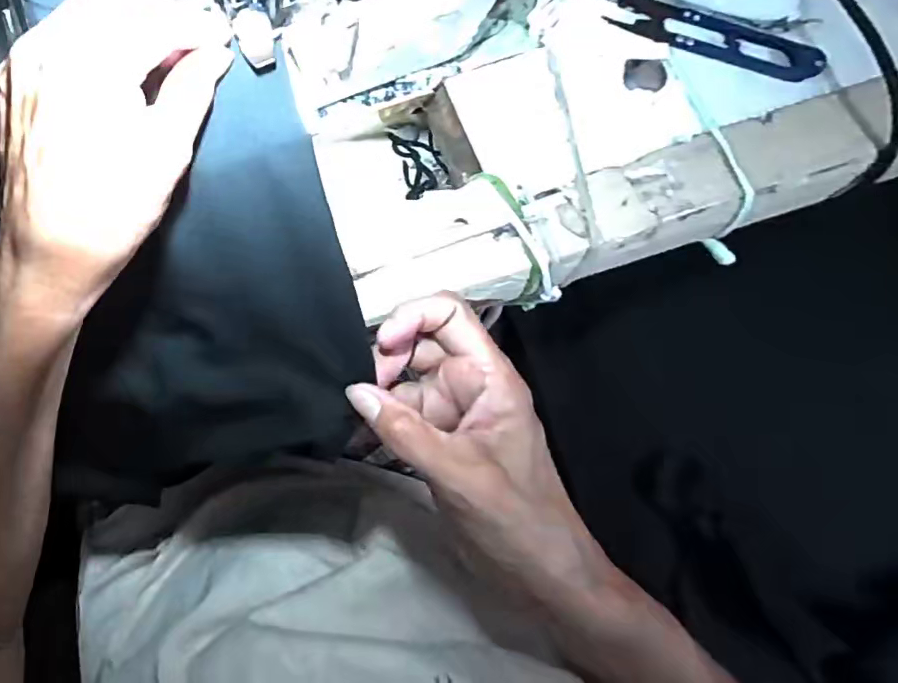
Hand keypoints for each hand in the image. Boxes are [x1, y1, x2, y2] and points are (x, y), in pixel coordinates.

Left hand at [0, 0, 232, 343]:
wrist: (43, 257)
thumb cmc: (108, 213)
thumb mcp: (166, 151)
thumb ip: (193, 87)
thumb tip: (213, 52)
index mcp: (89, 64)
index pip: (157, 19)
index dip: (198, 26)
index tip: (220, 39)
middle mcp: (47, 48)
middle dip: (158, 15)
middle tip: (182, 55)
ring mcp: (23, 62)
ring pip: (84, 8)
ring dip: (125, 25)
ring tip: (149, 69)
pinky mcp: (13, 80)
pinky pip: (59, 34)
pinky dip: (92, 43)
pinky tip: (111, 81)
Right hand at [347, 295, 618, 609]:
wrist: (546, 583)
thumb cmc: (519, 522)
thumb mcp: (460, 475)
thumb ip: (404, 430)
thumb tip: (354, 390)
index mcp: (489, 377)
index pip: (448, 314)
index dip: (411, 315)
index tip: (381, 344)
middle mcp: (468, 383)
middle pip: (417, 340)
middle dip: (384, 357)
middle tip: (360, 390)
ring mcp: (450, 409)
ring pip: (402, 375)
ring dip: (374, 389)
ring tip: (351, 417)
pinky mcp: (435, 435)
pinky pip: (397, 410)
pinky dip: (374, 417)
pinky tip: (354, 435)